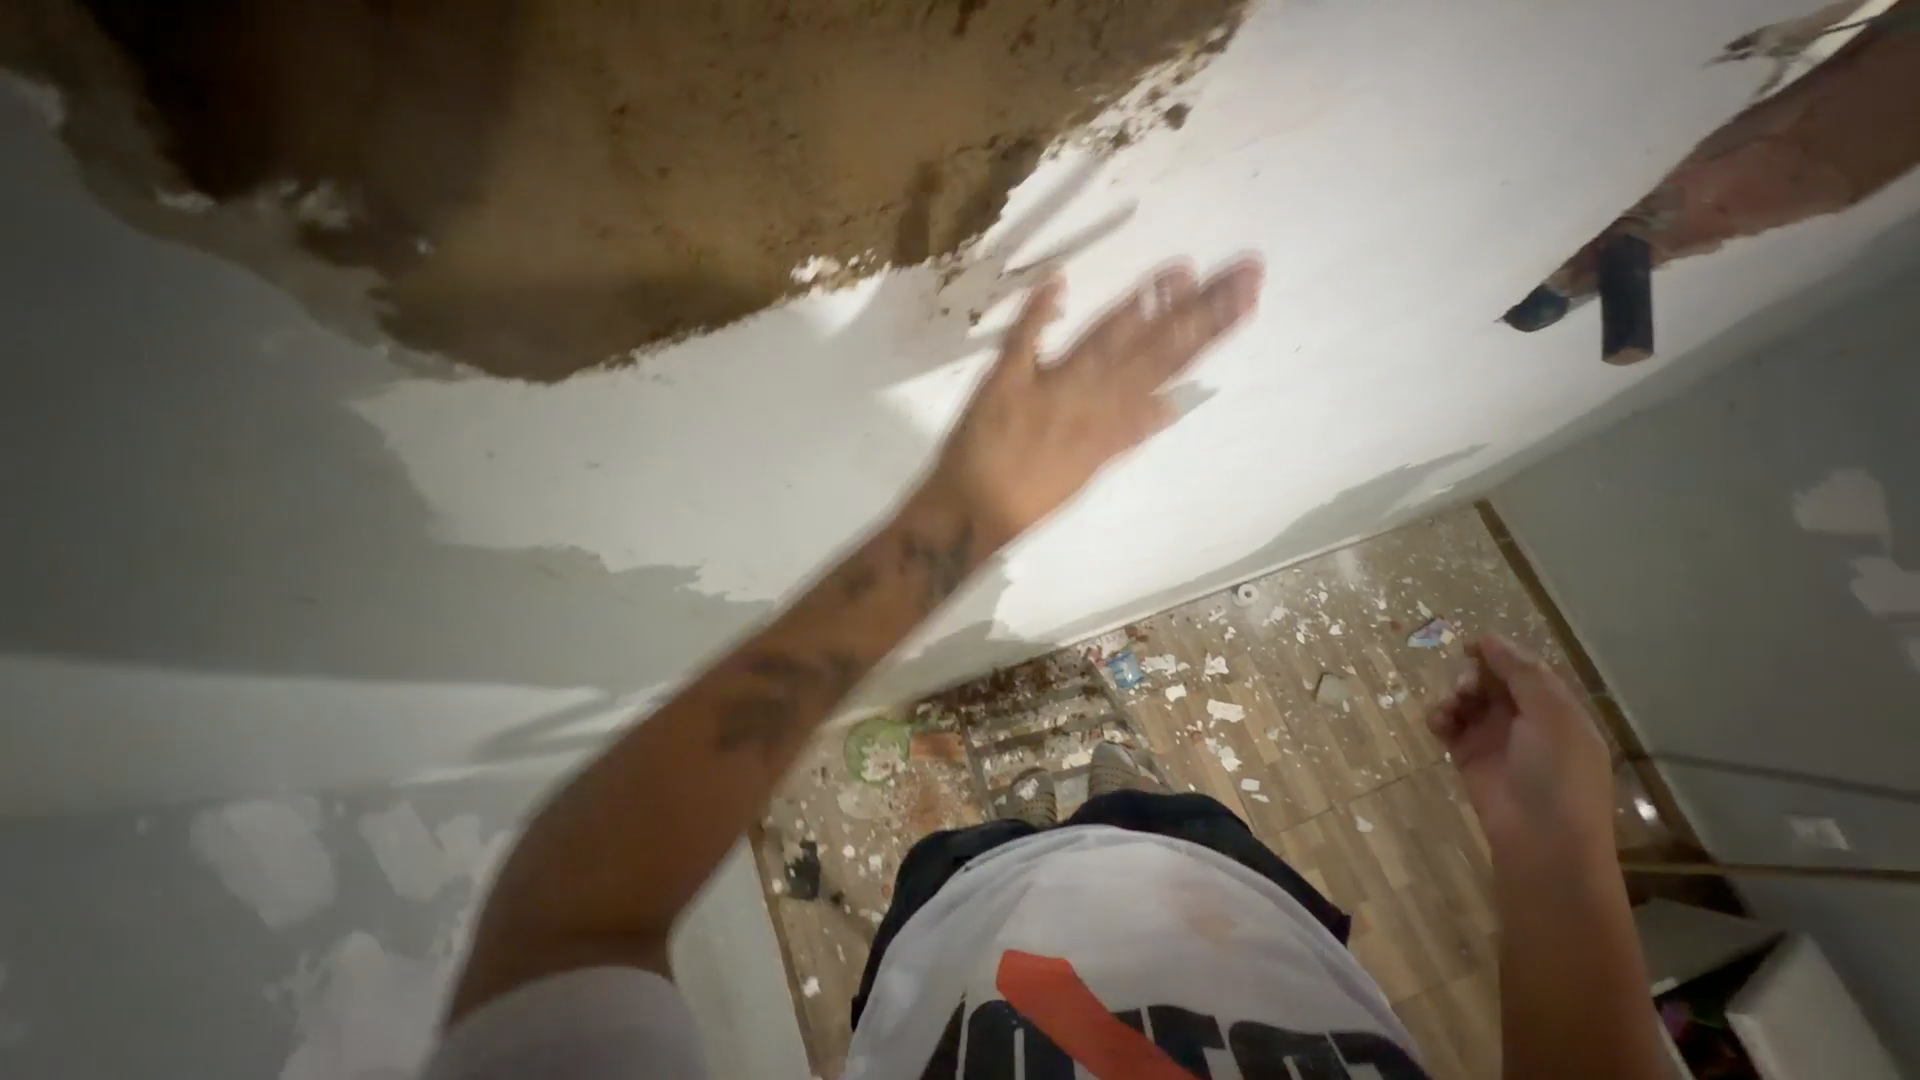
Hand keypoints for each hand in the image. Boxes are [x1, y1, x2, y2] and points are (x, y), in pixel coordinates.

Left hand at [929, 257, 1263, 546]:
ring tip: (1184, 272)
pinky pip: (1024, 341)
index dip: (1210, 332)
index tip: (1245, 297)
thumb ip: (1126, 434)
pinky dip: (1038, 313)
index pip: (1171, 367)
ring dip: (1144, 306)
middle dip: (1202, 311)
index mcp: (1112, 422)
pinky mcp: (1005, 382)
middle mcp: (1091, 402)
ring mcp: (1050, 389)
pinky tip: (1060, 281)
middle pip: (1154, 350)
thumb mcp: (1090, 470)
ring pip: (1105, 342)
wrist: (973, 514)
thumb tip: (1168, 406)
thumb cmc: (1031, 499)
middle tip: (1246, 269)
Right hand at [1429, 635, 1616, 867]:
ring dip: (1454, 696)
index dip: (1500, 654)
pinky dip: (1440, 718)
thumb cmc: (1558, 776)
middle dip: (1474, 676)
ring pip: (1467, 700)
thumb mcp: (1552, 717)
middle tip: (1466, 688)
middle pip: (1492, 681)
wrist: (1541, 840)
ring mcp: (1496, 740)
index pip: (1526, 669)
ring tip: (1450, 710)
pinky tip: (1439, 724)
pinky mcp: (1468, 757)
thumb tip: (1489, 638)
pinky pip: (1448, 725)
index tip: (1471, 645)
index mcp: (1557, 709)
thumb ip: (1522, 674)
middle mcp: (1527, 720)